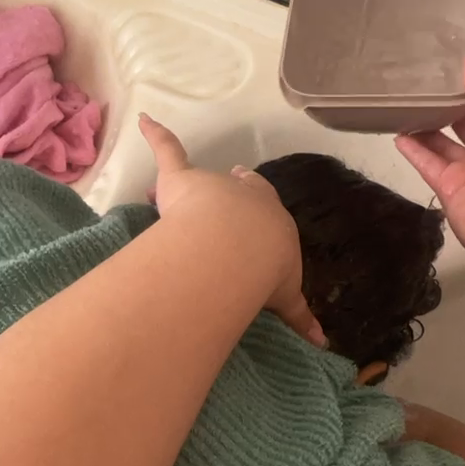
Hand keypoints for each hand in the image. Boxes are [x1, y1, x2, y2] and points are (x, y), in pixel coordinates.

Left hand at [139, 114, 324, 346]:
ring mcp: (212, 186)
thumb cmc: (265, 270)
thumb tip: (322, 345)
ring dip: (190, 188)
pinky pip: (168, 151)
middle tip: (231, 184)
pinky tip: (142, 120)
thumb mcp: (286, 296)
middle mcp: (246, 196)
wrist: (238, 250)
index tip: (255, 194)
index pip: (267, 205)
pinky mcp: (180, 181)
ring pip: (201, 183)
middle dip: (235, 189)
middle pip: (240, 188)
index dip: (259, 201)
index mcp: (272, 218)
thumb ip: (299, 317)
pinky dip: (155, 135)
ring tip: (170, 194)